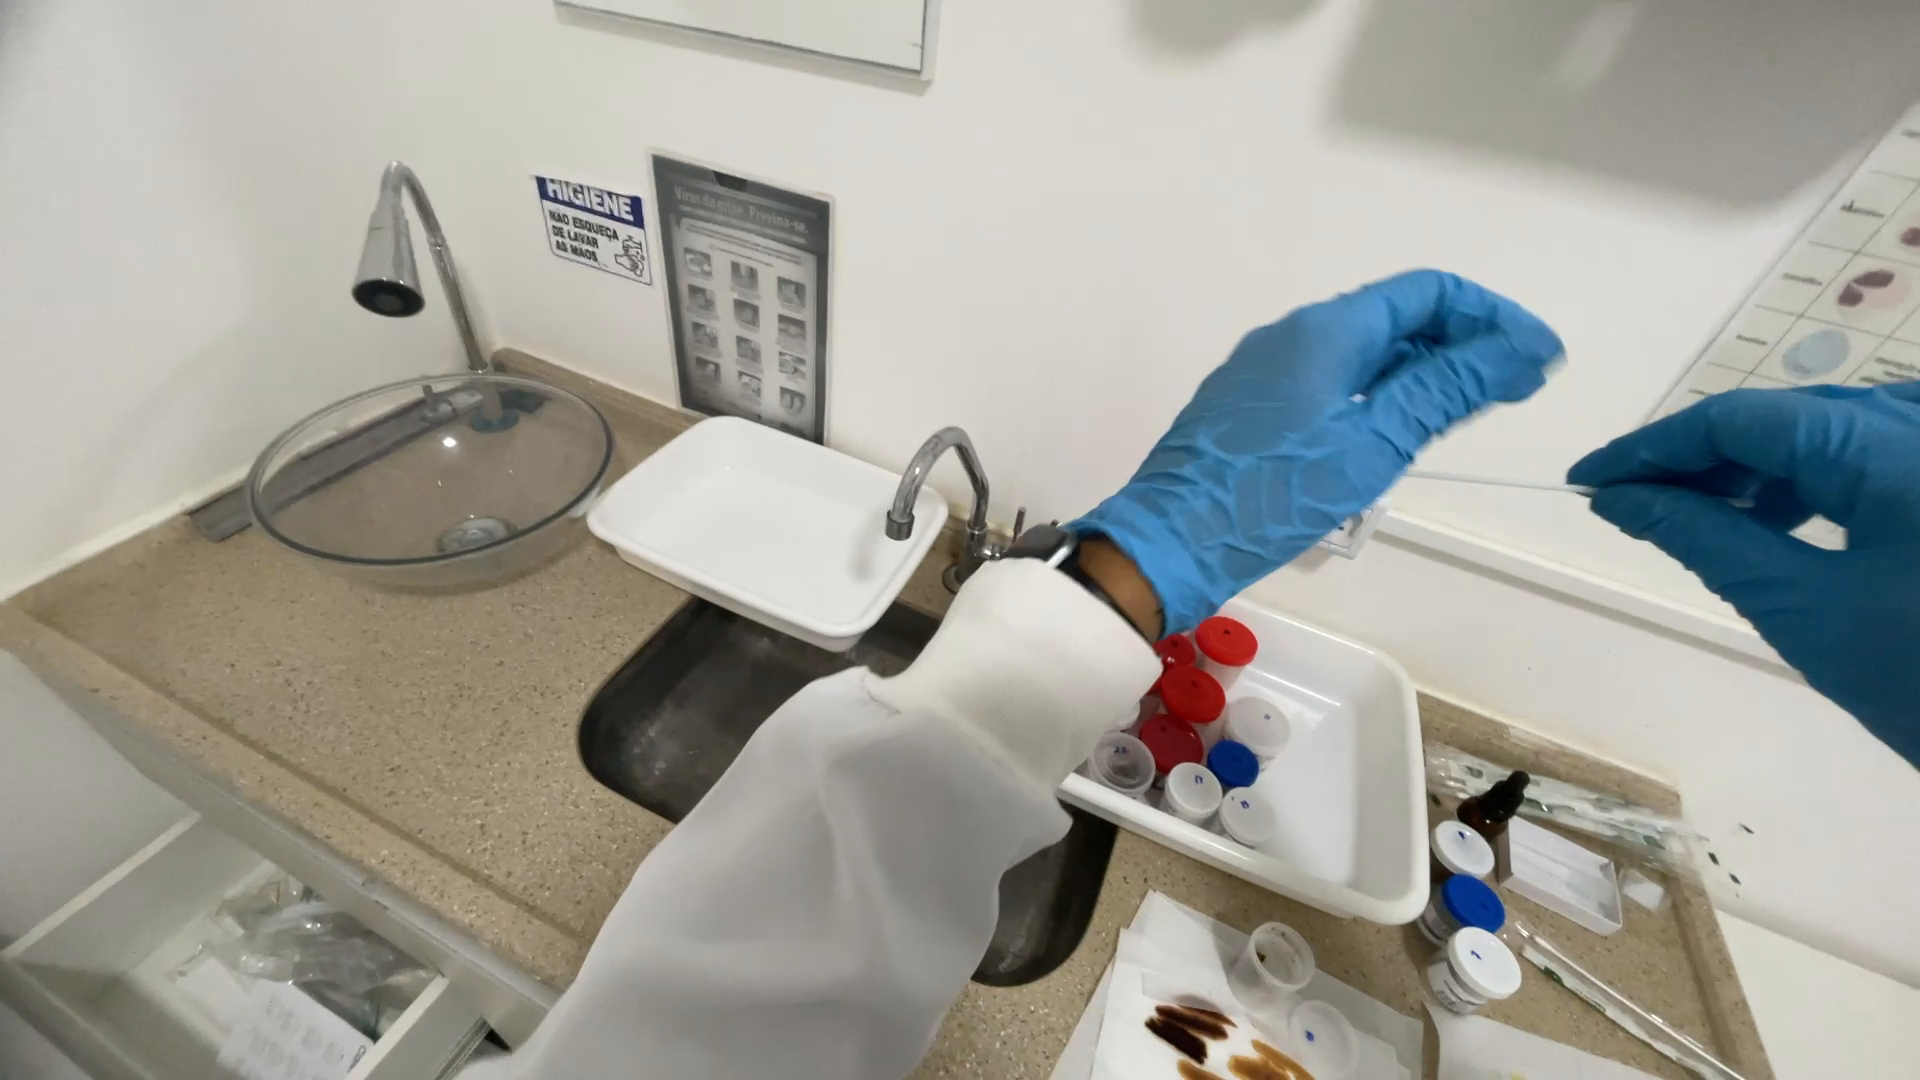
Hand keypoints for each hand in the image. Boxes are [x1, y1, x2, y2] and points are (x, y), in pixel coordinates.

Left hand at [1071, 270, 1563, 633]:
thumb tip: (1521, 347)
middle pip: (1388, 320)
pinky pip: (1318, 385)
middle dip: (1454, 345)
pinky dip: (1364, 397)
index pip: (1424, 293)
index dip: (1490, 316)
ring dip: (1411, 374)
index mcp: (1320, 331)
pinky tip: (1386, 431)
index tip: (1534, 360)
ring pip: (1352, 356)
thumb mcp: (1372, 443)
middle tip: (1507, 391)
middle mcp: (1285, 339)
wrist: (1170, 541)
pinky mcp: (1241, 409)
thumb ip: (1446, 389)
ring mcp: (1256, 374)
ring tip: (1458, 413)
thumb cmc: (1271, 495)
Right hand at [1567, 383, 1919, 766]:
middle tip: (1633, 501)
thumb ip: (1699, 534)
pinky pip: (1884, 447)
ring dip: (1754, 466)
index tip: (1587, 481)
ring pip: (1834, 426)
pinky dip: (1818, 475)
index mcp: (1898, 450)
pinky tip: (1786, 518)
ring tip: (1703, 515)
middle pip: (1787, 413)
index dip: (1649, 446)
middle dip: (1698, 456)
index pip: (1738, 418)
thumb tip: (1615, 496)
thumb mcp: (1799, 605)